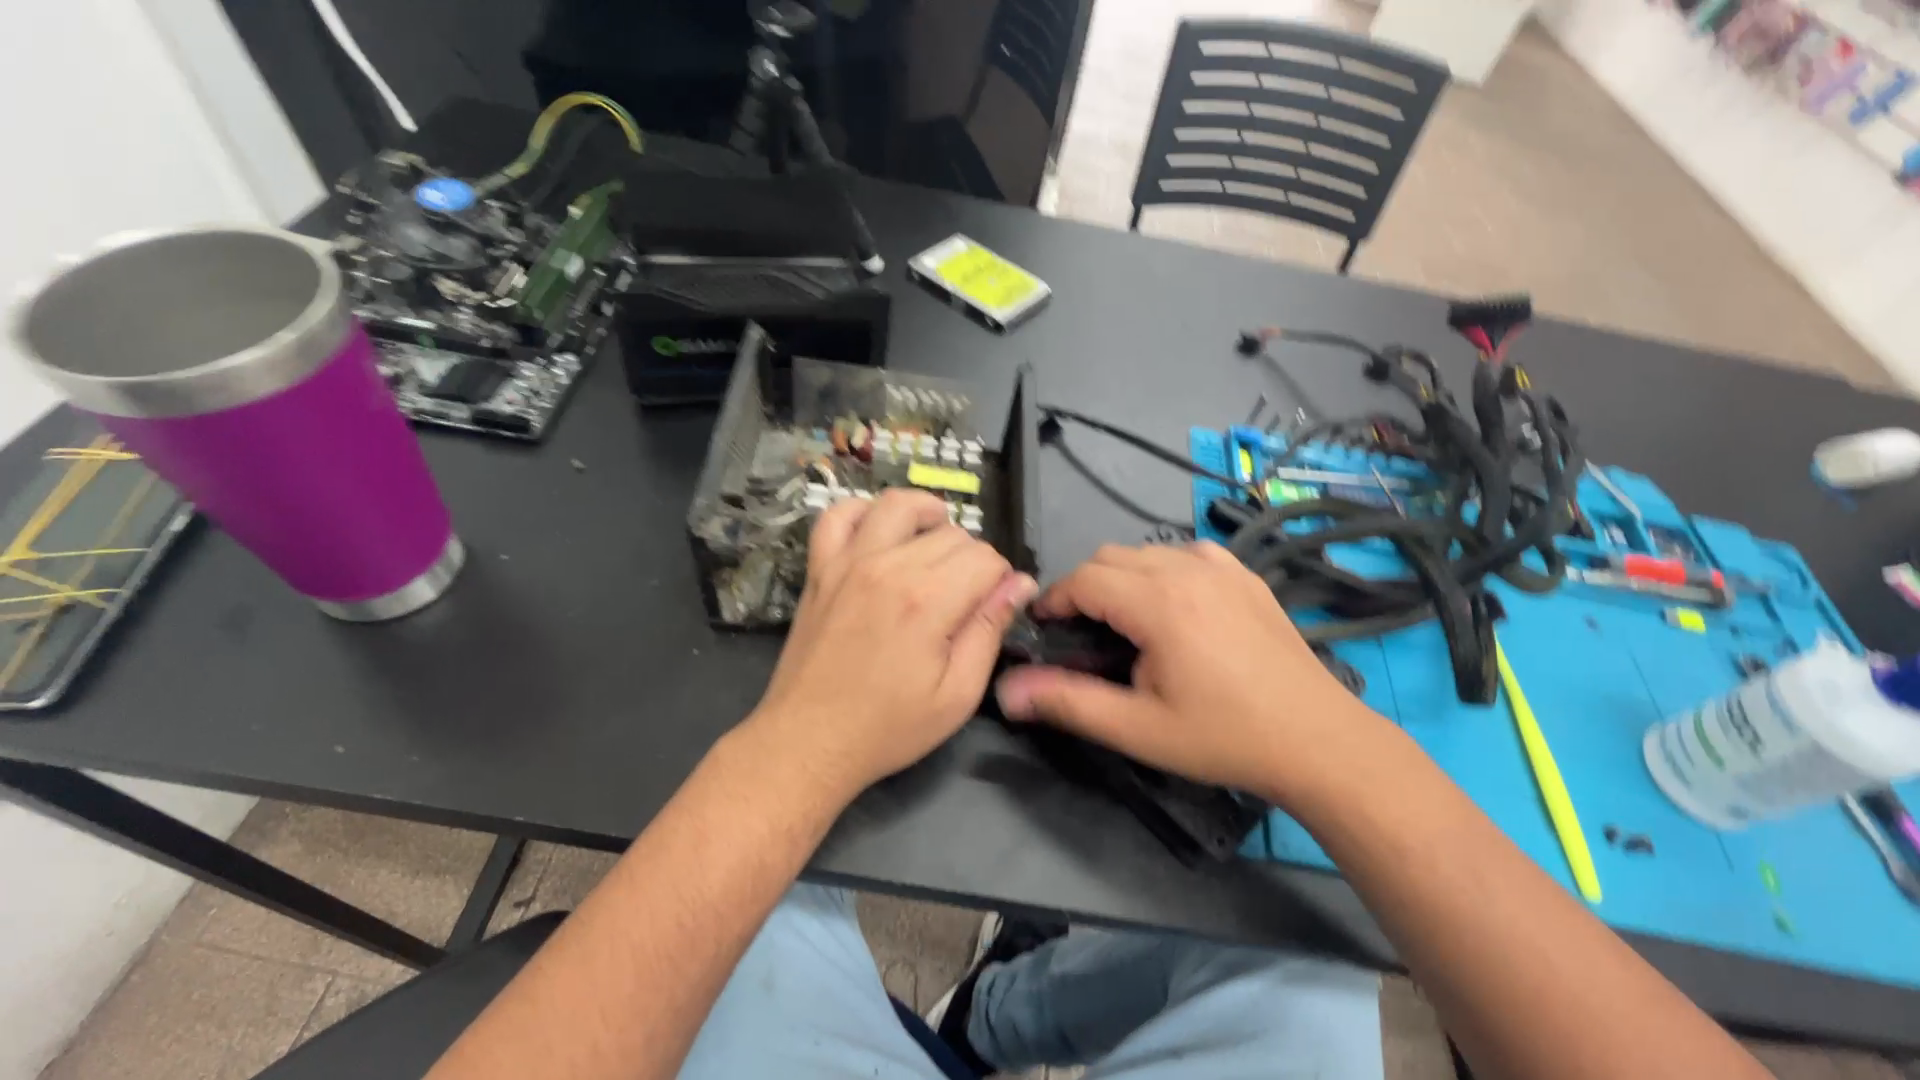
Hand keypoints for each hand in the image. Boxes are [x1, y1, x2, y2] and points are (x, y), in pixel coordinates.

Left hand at [746, 490, 1036, 800]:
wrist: (809, 740)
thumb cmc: (889, 727)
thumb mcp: (958, 694)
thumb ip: (990, 630)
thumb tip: (1019, 584)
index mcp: (928, 600)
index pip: (986, 558)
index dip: (1001, 580)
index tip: (995, 607)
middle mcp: (888, 566)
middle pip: (951, 533)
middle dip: (972, 557)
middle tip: (967, 597)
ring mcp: (847, 562)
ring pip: (898, 505)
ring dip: (927, 516)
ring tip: (937, 541)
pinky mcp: (820, 569)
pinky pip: (837, 516)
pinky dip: (862, 511)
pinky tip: (880, 532)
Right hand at [994, 543, 1392, 804]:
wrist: (1317, 740)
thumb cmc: (1223, 738)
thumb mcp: (1138, 729)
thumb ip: (1068, 702)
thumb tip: (1007, 690)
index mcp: (1160, 603)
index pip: (1083, 578)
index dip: (1054, 601)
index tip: (1044, 631)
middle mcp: (1189, 570)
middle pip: (1111, 557)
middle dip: (1084, 589)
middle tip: (1082, 636)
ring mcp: (1224, 568)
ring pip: (1148, 552)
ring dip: (1122, 578)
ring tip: (1126, 626)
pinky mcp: (1248, 577)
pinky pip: (1188, 555)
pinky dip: (1164, 572)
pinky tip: (1174, 610)